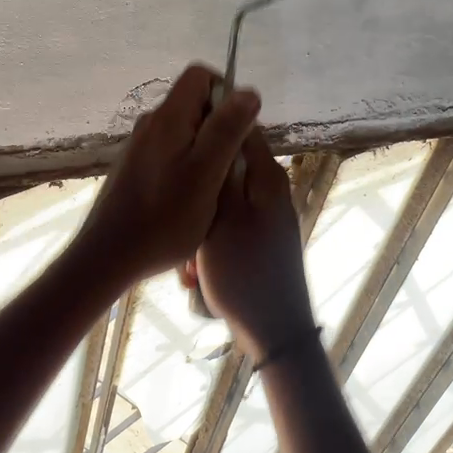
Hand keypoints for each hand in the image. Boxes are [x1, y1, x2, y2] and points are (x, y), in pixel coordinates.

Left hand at [70, 65, 261, 289]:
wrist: (110, 255)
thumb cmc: (164, 217)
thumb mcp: (206, 173)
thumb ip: (226, 129)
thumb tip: (248, 91)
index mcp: (168, 117)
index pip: (199, 76)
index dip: (225, 92)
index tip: (239, 128)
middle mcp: (151, 124)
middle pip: (193, 104)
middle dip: (219, 127)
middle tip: (230, 165)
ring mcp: (140, 146)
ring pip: (184, 131)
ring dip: (205, 151)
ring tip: (213, 188)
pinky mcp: (136, 168)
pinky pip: (171, 152)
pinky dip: (188, 166)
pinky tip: (191, 200)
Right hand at [182, 130, 316, 362]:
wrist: (274, 331)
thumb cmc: (244, 270)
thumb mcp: (222, 214)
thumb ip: (220, 168)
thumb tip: (224, 120)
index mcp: (266, 175)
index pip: (237, 128)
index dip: (207, 131)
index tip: (178, 148)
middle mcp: (270, 189)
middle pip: (224, 169)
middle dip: (197, 191)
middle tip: (179, 220)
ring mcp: (266, 217)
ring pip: (219, 204)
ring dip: (198, 226)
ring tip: (188, 260)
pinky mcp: (259, 241)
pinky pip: (227, 229)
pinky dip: (210, 245)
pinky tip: (196, 274)